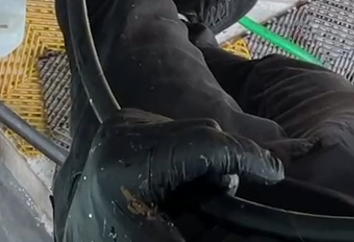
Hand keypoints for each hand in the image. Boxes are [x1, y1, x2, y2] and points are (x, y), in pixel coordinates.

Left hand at [56, 109, 284, 241]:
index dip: (246, 155)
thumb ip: (219, 231)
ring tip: (195, 196)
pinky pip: (170, 132)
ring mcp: (120, 124)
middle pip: (199, 133)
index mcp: (129, 164)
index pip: (203, 142)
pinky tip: (174, 186)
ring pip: (187, 131)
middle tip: (229, 194)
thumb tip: (262, 226)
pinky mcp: (121, 123)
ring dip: (202, 161)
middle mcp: (121, 134)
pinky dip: (183, 156)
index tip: (275, 174)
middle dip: (223, 162)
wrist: (79, 240)